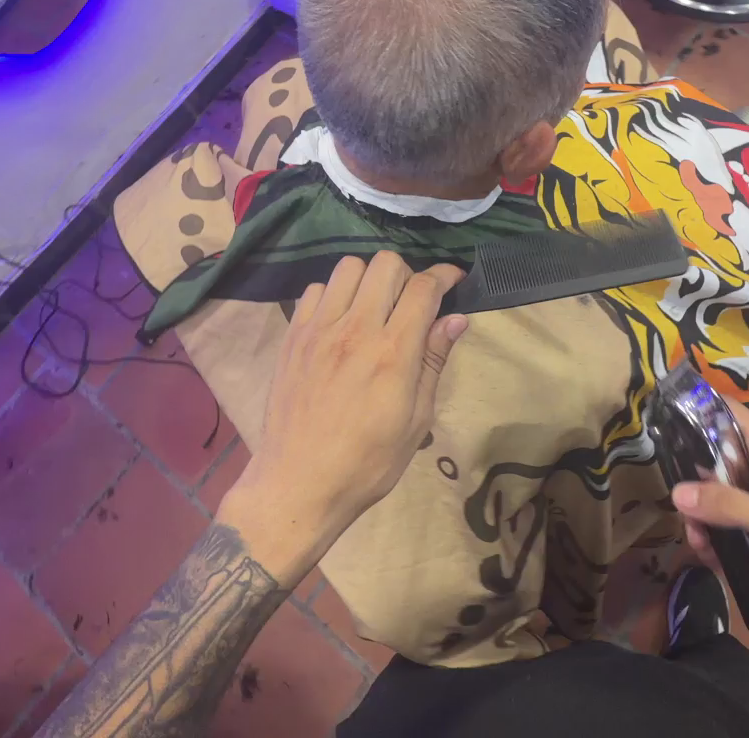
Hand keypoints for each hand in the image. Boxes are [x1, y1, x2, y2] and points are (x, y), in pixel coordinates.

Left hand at [218, 252, 468, 583]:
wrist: (297, 484)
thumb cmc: (367, 463)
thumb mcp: (416, 421)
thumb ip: (432, 362)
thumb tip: (456, 319)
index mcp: (392, 353)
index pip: (423, 288)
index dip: (445, 276)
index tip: (454, 281)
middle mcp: (355, 329)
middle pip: (386, 264)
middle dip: (407, 275)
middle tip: (411, 303)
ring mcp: (319, 329)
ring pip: (348, 267)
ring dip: (369, 279)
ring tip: (374, 307)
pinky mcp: (293, 336)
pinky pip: (316, 289)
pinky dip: (334, 295)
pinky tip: (340, 322)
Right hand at [671, 412, 748, 646]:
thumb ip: (727, 505)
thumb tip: (677, 492)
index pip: (729, 414)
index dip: (698, 407)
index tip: (662, 415)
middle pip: (716, 461)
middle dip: (694, 484)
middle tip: (683, 513)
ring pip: (720, 499)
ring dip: (704, 520)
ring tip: (701, 548)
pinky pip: (731, 527)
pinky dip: (718, 540)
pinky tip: (715, 562)